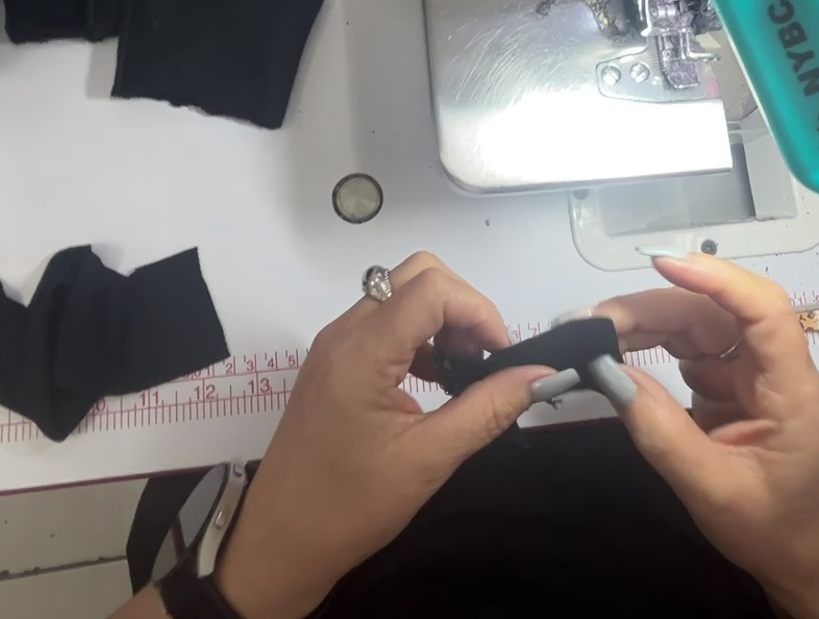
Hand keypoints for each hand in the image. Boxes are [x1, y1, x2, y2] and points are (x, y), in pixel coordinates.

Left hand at [215, 252, 550, 618]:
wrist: (278, 544)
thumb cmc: (349, 507)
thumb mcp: (428, 460)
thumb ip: (487, 409)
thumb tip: (540, 374)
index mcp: (362, 351)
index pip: (432, 288)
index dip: (478, 310)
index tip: (501, 355)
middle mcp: (345, 331)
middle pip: (417, 274)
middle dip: (463, 305)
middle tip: (484, 356)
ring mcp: (336, 341)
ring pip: (402, 290)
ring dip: (443, 317)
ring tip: (463, 369)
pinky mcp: (336, 357)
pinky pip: (387, 318)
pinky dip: (421, 333)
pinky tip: (436, 376)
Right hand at [593, 252, 818, 604]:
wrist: (795, 553)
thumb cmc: (770, 526)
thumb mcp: (712, 490)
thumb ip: (663, 433)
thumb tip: (611, 374)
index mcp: (790, 390)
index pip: (765, 312)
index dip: (718, 280)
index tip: (663, 264)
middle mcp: (769, 364)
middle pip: (712, 311)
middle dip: (651, 307)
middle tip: (593, 320)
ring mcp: (746, 366)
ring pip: (692, 319)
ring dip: (643, 319)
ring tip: (593, 329)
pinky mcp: (724, 374)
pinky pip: (683, 342)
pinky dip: (646, 338)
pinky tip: (614, 345)